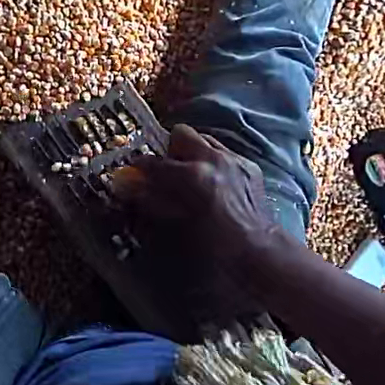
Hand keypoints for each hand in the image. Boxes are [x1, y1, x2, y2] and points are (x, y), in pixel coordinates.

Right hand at [110, 125, 290, 313]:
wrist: (258, 249)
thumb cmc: (215, 244)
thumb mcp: (177, 223)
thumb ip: (151, 200)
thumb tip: (126, 185)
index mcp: (192, 175)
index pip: (154, 162)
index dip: (140, 167)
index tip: (134, 172)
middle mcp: (213, 159)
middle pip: (181, 134)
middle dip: (170, 150)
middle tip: (167, 170)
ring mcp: (234, 158)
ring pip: (204, 139)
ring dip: (192, 152)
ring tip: (190, 175)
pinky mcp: (248, 165)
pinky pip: (223, 152)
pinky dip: (212, 162)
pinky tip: (213, 183)